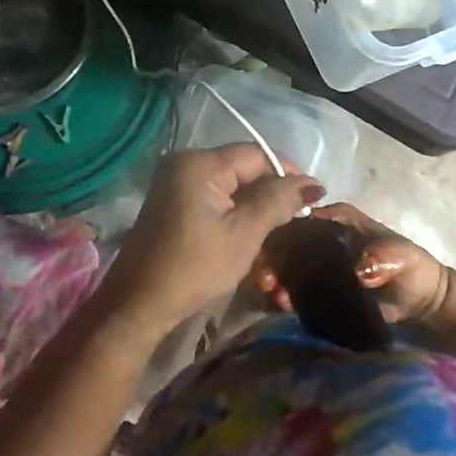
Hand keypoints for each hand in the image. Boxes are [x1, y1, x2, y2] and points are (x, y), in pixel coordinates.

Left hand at [98, 144, 322, 333]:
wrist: (140, 300)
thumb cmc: (195, 267)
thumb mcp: (243, 234)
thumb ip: (277, 201)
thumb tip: (312, 183)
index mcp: (199, 163)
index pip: (255, 154)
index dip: (288, 173)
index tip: (315, 198)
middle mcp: (184, 161)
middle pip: (241, 166)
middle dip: (271, 190)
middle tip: (299, 217)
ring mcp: (174, 180)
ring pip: (229, 182)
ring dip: (254, 202)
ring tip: (279, 226)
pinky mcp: (171, 199)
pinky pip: (212, 194)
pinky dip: (233, 208)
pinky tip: (250, 229)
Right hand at [252, 202, 452, 323]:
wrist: (422, 303)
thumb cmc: (412, 267)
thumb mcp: (401, 256)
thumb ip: (380, 259)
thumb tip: (358, 272)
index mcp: (334, 220)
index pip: (298, 219)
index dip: (280, 233)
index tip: (270, 253)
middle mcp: (318, 238)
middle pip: (284, 243)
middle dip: (271, 260)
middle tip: (266, 281)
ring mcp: (316, 265)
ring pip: (284, 267)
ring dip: (274, 280)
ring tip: (275, 297)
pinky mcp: (316, 290)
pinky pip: (293, 290)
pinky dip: (283, 297)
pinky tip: (280, 306)